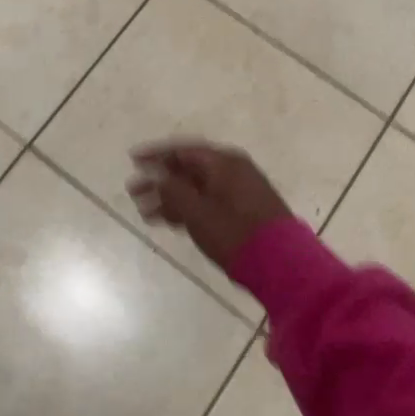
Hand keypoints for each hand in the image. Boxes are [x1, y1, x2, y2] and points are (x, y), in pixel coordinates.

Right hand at [126, 138, 290, 270]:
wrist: (282, 265)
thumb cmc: (233, 232)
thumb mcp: (195, 210)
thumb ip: (170, 189)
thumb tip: (154, 174)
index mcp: (222, 162)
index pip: (181, 150)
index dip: (154, 154)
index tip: (132, 160)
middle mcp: (232, 171)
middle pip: (187, 169)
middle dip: (159, 180)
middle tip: (134, 190)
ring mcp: (239, 192)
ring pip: (196, 188)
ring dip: (169, 198)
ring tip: (144, 211)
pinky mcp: (243, 212)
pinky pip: (207, 202)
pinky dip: (186, 209)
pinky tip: (167, 221)